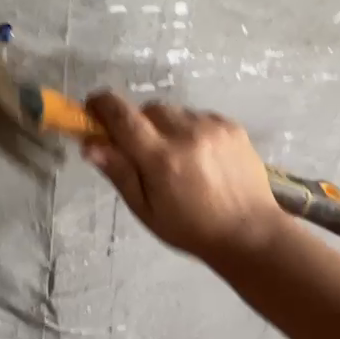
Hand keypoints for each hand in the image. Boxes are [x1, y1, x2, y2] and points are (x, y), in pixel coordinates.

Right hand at [81, 92, 289, 259]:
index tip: (92, 108)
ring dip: (166, 126)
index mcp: (161, 158)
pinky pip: (198, 115)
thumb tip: (89, 144)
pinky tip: (200, 156)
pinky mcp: (232, 126)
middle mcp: (186, 134)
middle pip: (148, 110)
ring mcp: (212, 127)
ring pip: (174, 111)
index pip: (122, 115)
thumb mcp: (145, 209)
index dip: (101, 105)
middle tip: (143, 152)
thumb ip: (119, 172)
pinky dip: (191, 129)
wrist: (250, 233)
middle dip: (138, 125)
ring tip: (178, 157)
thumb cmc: (190, 229)